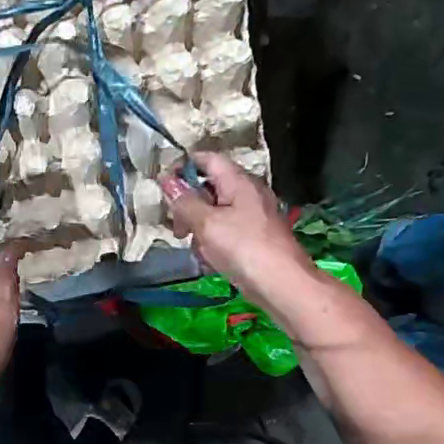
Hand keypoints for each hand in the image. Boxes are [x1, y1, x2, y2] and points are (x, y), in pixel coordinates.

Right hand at [162, 153, 321, 307]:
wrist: (280, 284)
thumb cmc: (243, 248)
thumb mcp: (206, 223)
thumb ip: (185, 201)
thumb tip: (166, 180)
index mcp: (238, 182)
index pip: (207, 159)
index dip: (183, 166)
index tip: (163, 186)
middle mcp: (247, 193)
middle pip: (209, 186)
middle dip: (187, 204)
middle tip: (176, 227)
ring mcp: (252, 215)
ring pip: (215, 211)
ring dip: (198, 226)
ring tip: (193, 246)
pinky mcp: (253, 236)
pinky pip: (225, 230)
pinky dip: (212, 240)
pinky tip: (208, 258)